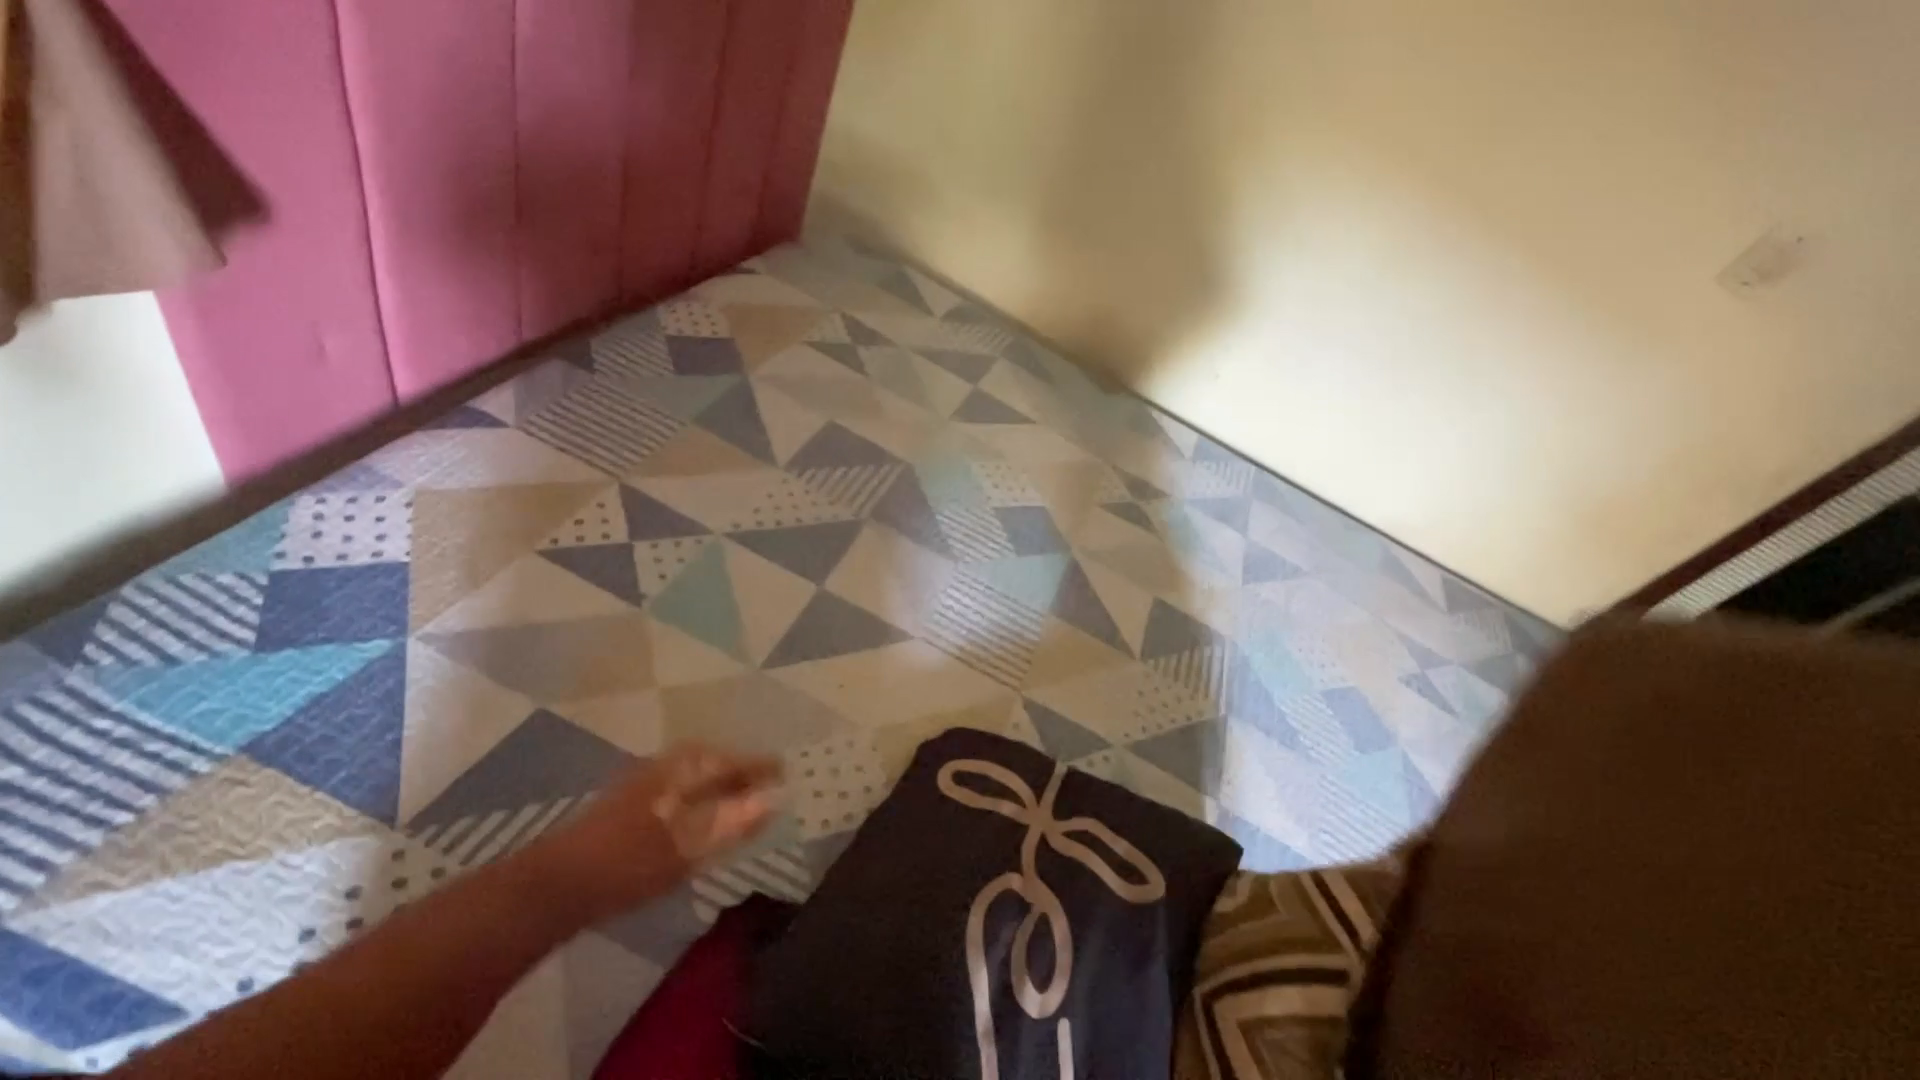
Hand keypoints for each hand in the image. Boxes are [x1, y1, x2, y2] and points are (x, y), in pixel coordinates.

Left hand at [522, 741, 782, 923]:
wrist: (554, 888)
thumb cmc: (626, 865)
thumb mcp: (686, 849)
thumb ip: (729, 824)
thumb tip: (772, 802)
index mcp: (675, 774)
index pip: (725, 760)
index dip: (755, 765)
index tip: (782, 769)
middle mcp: (657, 772)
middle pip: (704, 762)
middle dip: (734, 768)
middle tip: (762, 780)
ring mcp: (634, 790)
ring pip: (685, 775)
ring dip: (712, 780)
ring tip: (735, 796)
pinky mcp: (619, 812)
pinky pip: (671, 790)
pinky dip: (693, 795)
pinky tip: (694, 817)